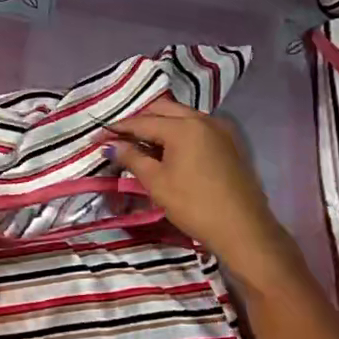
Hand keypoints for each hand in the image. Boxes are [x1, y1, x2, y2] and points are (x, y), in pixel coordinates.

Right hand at [107, 98, 304, 290]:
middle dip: (139, 120)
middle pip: (163, 109)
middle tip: (118, 136)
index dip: (117, 129)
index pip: (142, 121)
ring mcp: (220, 130)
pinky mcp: (229, 143)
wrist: (243, 228)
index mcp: (183, 127)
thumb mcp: (156, 182)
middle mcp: (203, 120)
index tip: (96, 137)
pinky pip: (196, 127)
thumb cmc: (194, 205)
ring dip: (159, 124)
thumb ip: (132, 158)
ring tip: (139, 142)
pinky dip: (177, 131)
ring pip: (181, 116)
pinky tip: (167, 149)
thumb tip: (110, 146)